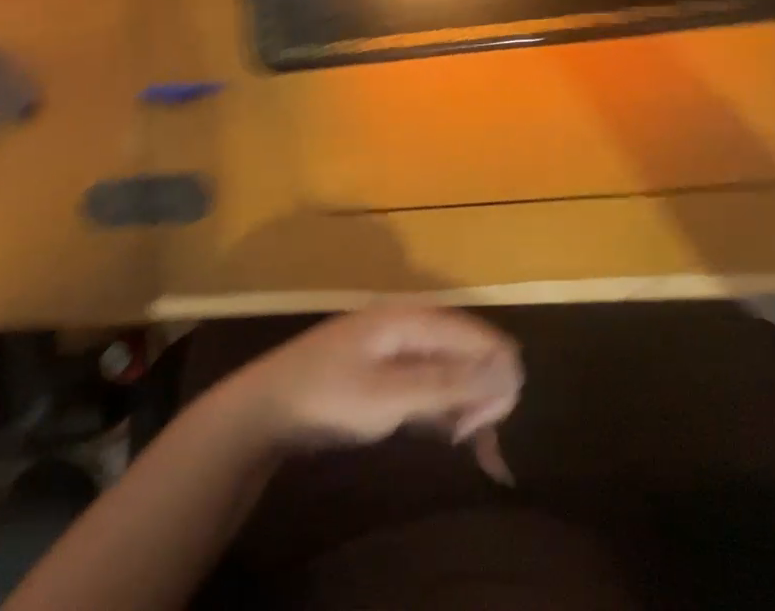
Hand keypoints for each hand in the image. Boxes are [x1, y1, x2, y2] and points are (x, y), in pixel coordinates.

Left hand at [217, 305, 521, 472]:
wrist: (262, 410)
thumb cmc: (326, 398)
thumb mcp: (391, 395)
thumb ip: (450, 382)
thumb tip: (511, 370)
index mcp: (406, 321)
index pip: (481, 337)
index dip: (499, 379)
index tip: (487, 425)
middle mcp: (402, 328)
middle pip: (469, 354)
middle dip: (487, 396)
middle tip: (479, 445)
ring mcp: (390, 351)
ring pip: (451, 373)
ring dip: (469, 408)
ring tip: (476, 453)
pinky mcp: (381, 375)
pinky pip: (428, 386)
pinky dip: (445, 411)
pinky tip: (450, 437)